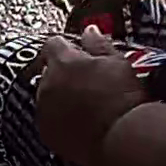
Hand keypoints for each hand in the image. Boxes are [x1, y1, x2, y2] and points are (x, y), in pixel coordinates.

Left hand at [34, 29, 148, 165]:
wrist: (120, 136)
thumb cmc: (123, 94)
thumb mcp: (116, 61)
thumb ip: (98, 44)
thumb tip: (88, 30)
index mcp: (62, 63)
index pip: (52, 45)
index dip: (64, 47)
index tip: (75, 52)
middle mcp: (46, 86)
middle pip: (48, 73)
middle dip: (62, 73)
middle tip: (85, 82)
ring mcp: (43, 111)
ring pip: (46, 97)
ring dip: (58, 97)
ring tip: (83, 104)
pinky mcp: (45, 133)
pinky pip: (47, 120)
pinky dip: (57, 118)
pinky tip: (77, 122)